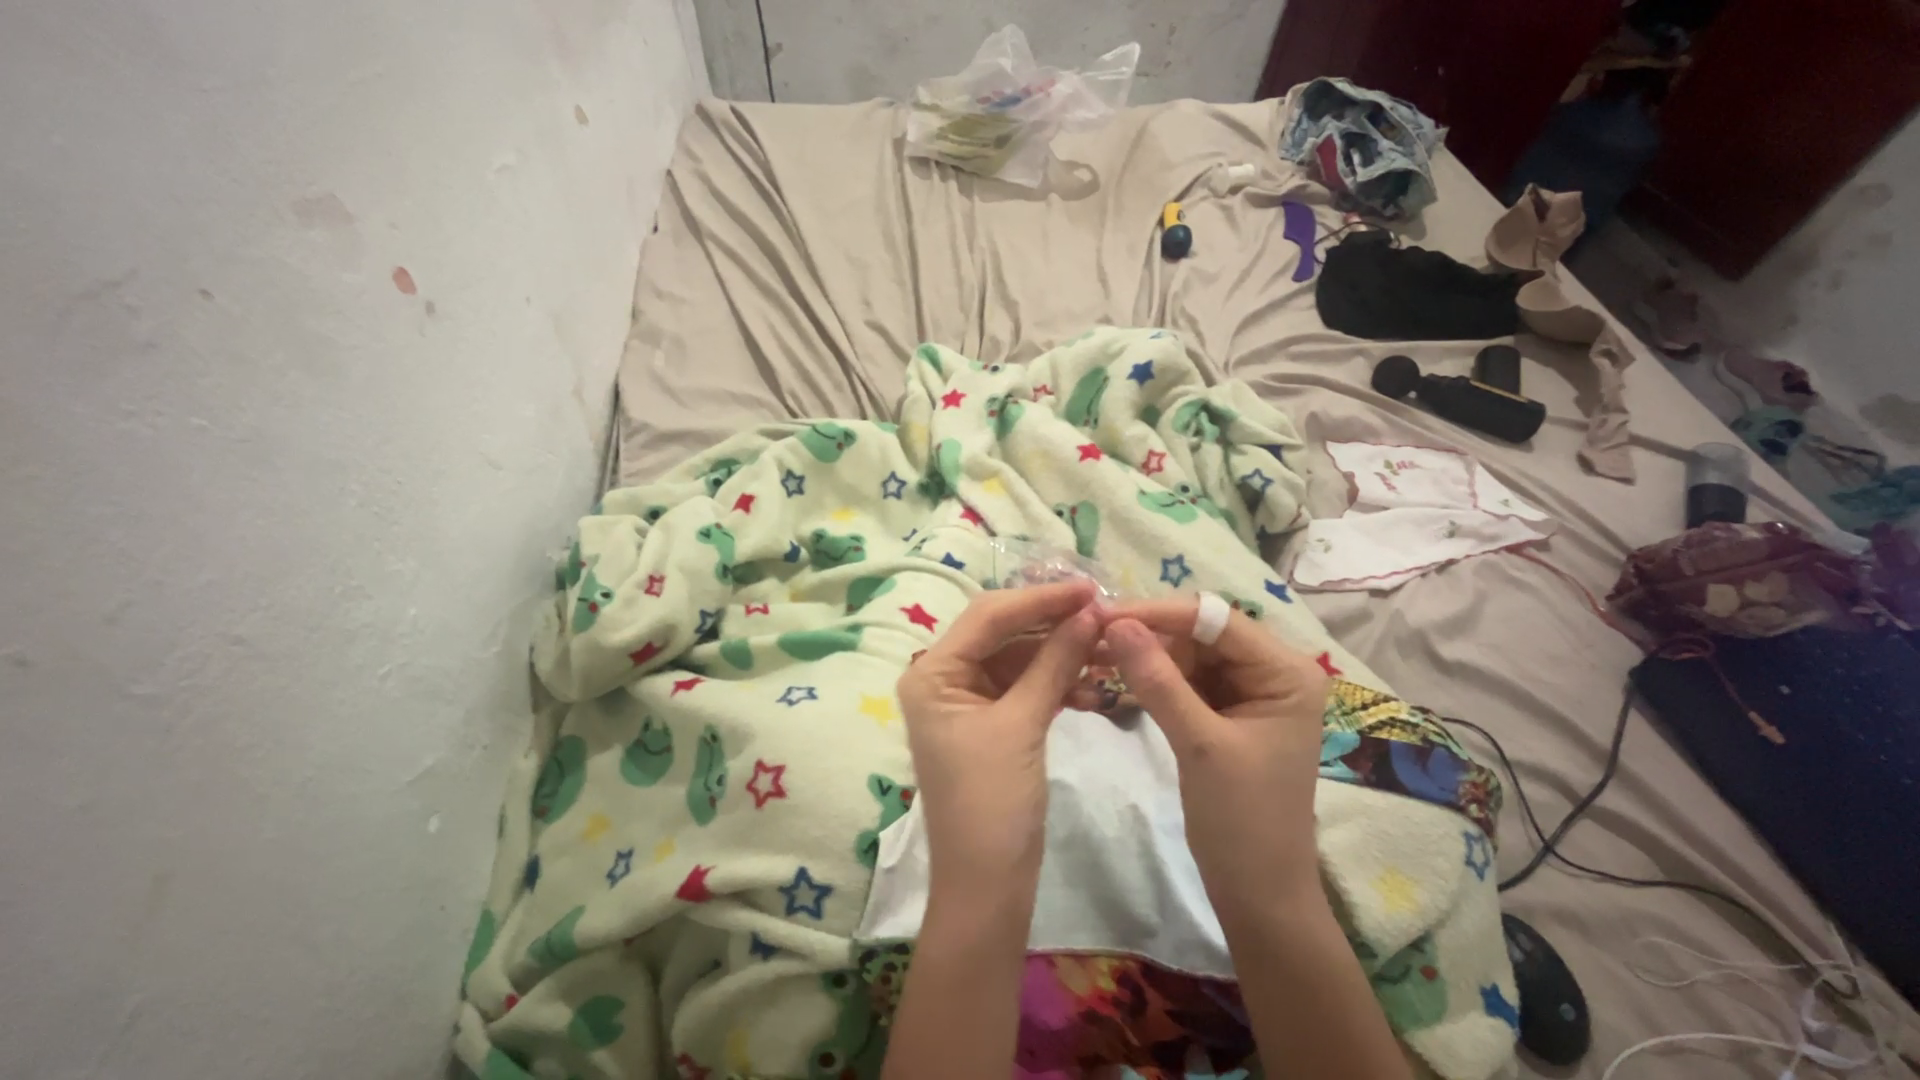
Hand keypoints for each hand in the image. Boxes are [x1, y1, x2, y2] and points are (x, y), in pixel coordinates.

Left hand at [895, 582, 1103, 890]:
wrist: (987, 884)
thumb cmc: (992, 803)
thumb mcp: (1023, 725)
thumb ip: (1054, 663)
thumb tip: (1089, 613)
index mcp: (933, 673)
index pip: (989, 616)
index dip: (1041, 599)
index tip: (1092, 588)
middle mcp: (944, 678)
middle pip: (1005, 633)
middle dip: (1056, 625)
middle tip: (1108, 617)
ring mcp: (969, 702)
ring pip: (1022, 661)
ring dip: (1064, 657)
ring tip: (1110, 656)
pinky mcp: (994, 724)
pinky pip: (1028, 689)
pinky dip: (1059, 686)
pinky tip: (1095, 692)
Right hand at [1101, 598, 1331, 914]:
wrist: (1257, 892)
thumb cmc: (1242, 820)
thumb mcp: (1199, 744)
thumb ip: (1158, 680)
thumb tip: (1116, 623)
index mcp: (1286, 672)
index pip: (1216, 620)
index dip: (1158, 613)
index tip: (1102, 613)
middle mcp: (1273, 671)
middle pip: (1202, 633)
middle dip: (1149, 633)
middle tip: (1090, 635)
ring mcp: (1249, 693)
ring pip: (1189, 655)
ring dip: (1145, 655)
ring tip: (1093, 653)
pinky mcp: (1226, 714)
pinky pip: (1185, 681)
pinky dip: (1153, 679)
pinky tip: (1115, 674)